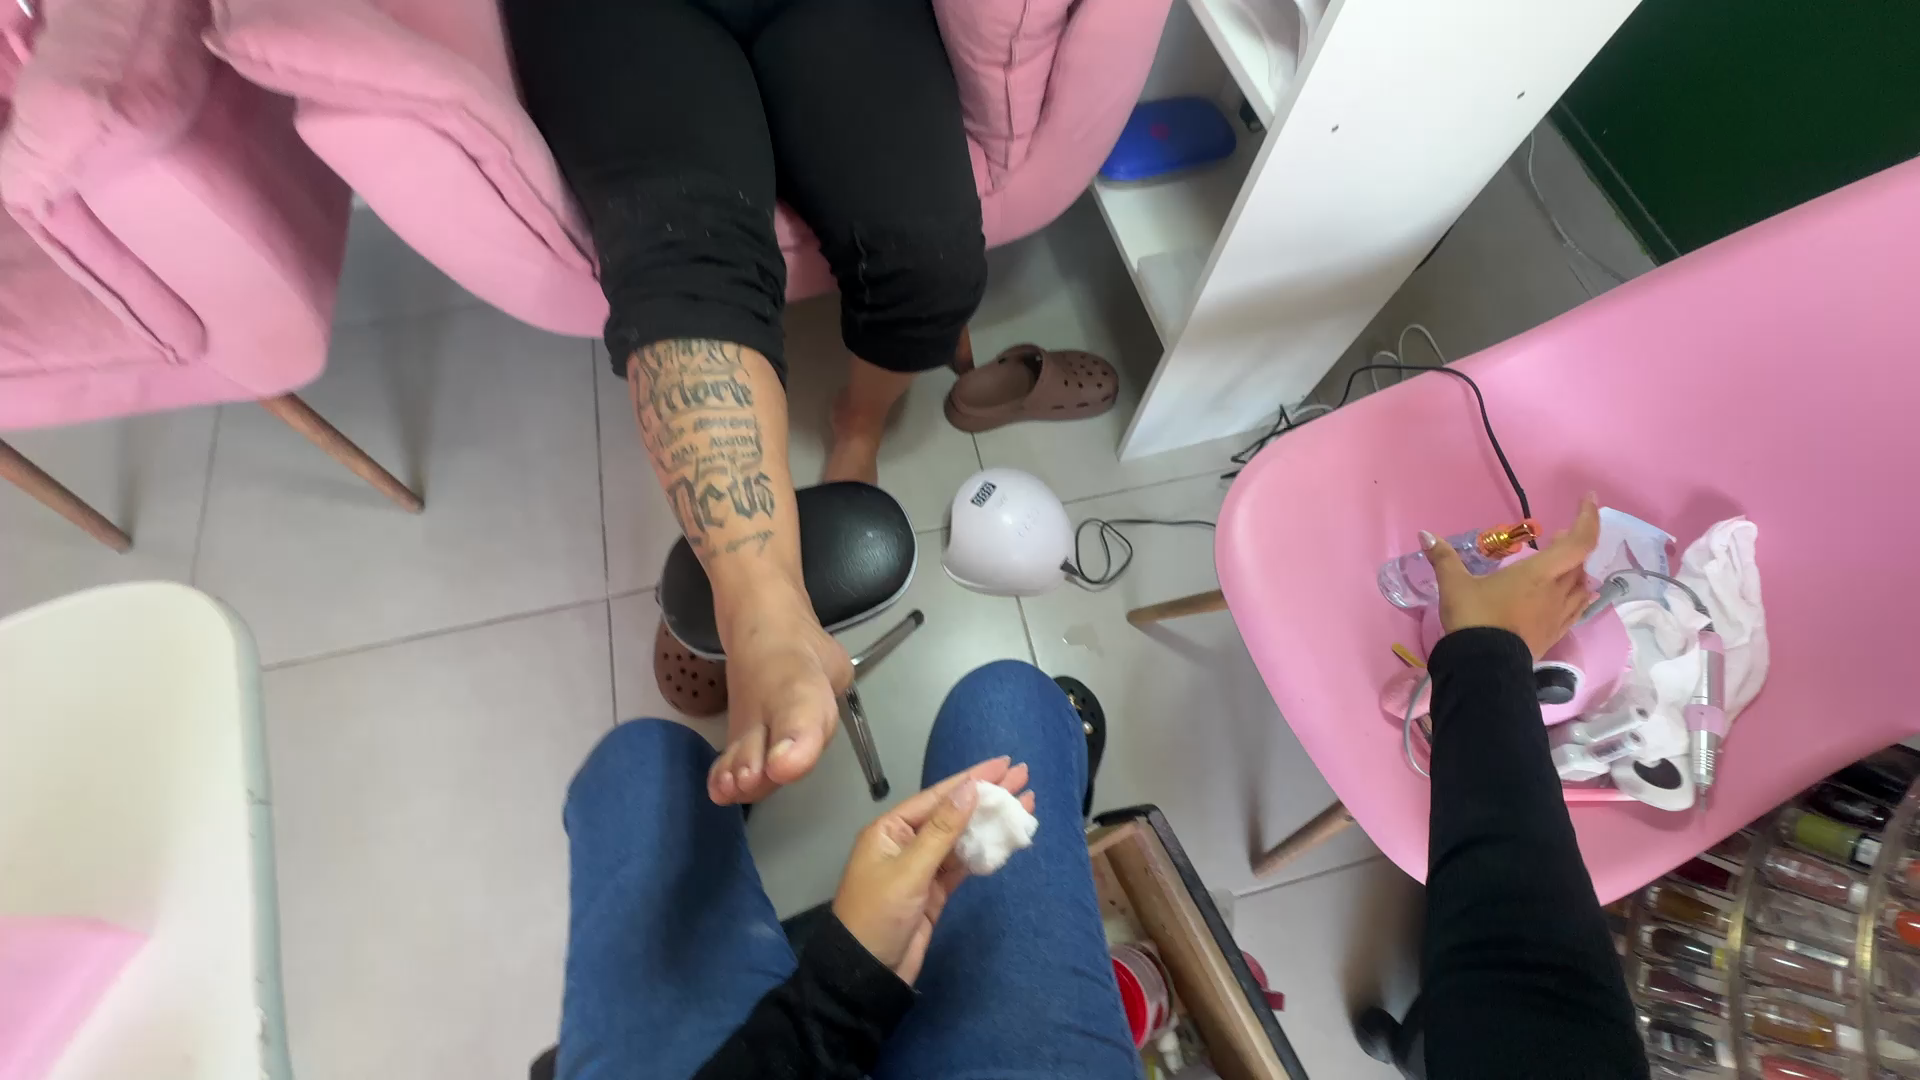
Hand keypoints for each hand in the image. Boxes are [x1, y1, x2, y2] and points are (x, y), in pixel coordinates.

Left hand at [830, 757, 1034, 984]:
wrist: (866, 976)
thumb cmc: (878, 916)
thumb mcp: (909, 870)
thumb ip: (942, 830)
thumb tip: (969, 789)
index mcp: (891, 829)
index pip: (938, 795)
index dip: (971, 778)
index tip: (1002, 763)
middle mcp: (907, 841)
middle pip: (953, 811)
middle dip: (987, 793)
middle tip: (1022, 774)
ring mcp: (922, 866)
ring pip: (962, 837)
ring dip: (990, 821)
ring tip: (1024, 801)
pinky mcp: (934, 891)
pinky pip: (963, 863)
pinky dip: (985, 850)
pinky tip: (1006, 837)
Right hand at [1426, 494, 1601, 658]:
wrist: (1484, 664)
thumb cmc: (1474, 617)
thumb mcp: (1454, 584)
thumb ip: (1444, 558)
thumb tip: (1425, 534)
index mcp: (1539, 573)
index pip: (1579, 540)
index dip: (1588, 516)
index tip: (1589, 499)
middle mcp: (1558, 590)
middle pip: (1580, 561)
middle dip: (1573, 544)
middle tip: (1558, 535)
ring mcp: (1561, 613)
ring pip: (1582, 583)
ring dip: (1575, 569)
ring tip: (1560, 564)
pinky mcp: (1557, 631)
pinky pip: (1578, 605)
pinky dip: (1576, 592)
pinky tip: (1569, 594)